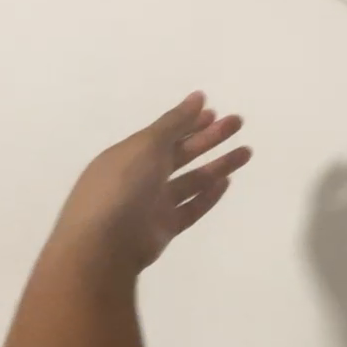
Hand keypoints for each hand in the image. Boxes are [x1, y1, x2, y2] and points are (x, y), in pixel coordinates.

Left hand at [45, 92, 251, 280]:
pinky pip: (190, 208)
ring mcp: (150, 206)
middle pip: (180, 155)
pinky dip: (208, 195)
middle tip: (238, 123)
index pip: (163, 135)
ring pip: (191, 180)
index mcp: (127, 157)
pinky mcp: (162, 229)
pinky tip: (227, 183)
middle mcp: (138, 179)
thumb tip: (198, 96)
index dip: (189, 122)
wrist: (100, 250)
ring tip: (246, 152)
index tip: (215, 111)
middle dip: (209, 138)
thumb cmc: (120, 189)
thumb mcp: (146, 145)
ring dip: (218, 165)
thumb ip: (175, 121)